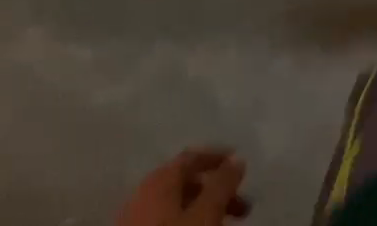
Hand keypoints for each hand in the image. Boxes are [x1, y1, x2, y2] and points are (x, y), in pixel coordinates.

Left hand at [116, 149, 250, 225]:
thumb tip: (236, 160)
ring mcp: (134, 219)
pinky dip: (188, 222)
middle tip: (241, 207)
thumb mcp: (205, 215)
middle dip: (216, 191)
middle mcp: (143, 194)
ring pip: (176, 206)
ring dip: (204, 210)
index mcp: (159, 181)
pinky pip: (166, 222)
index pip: (192, 157)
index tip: (239, 164)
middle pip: (185, 183)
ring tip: (225, 224)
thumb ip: (222, 185)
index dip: (218, 157)